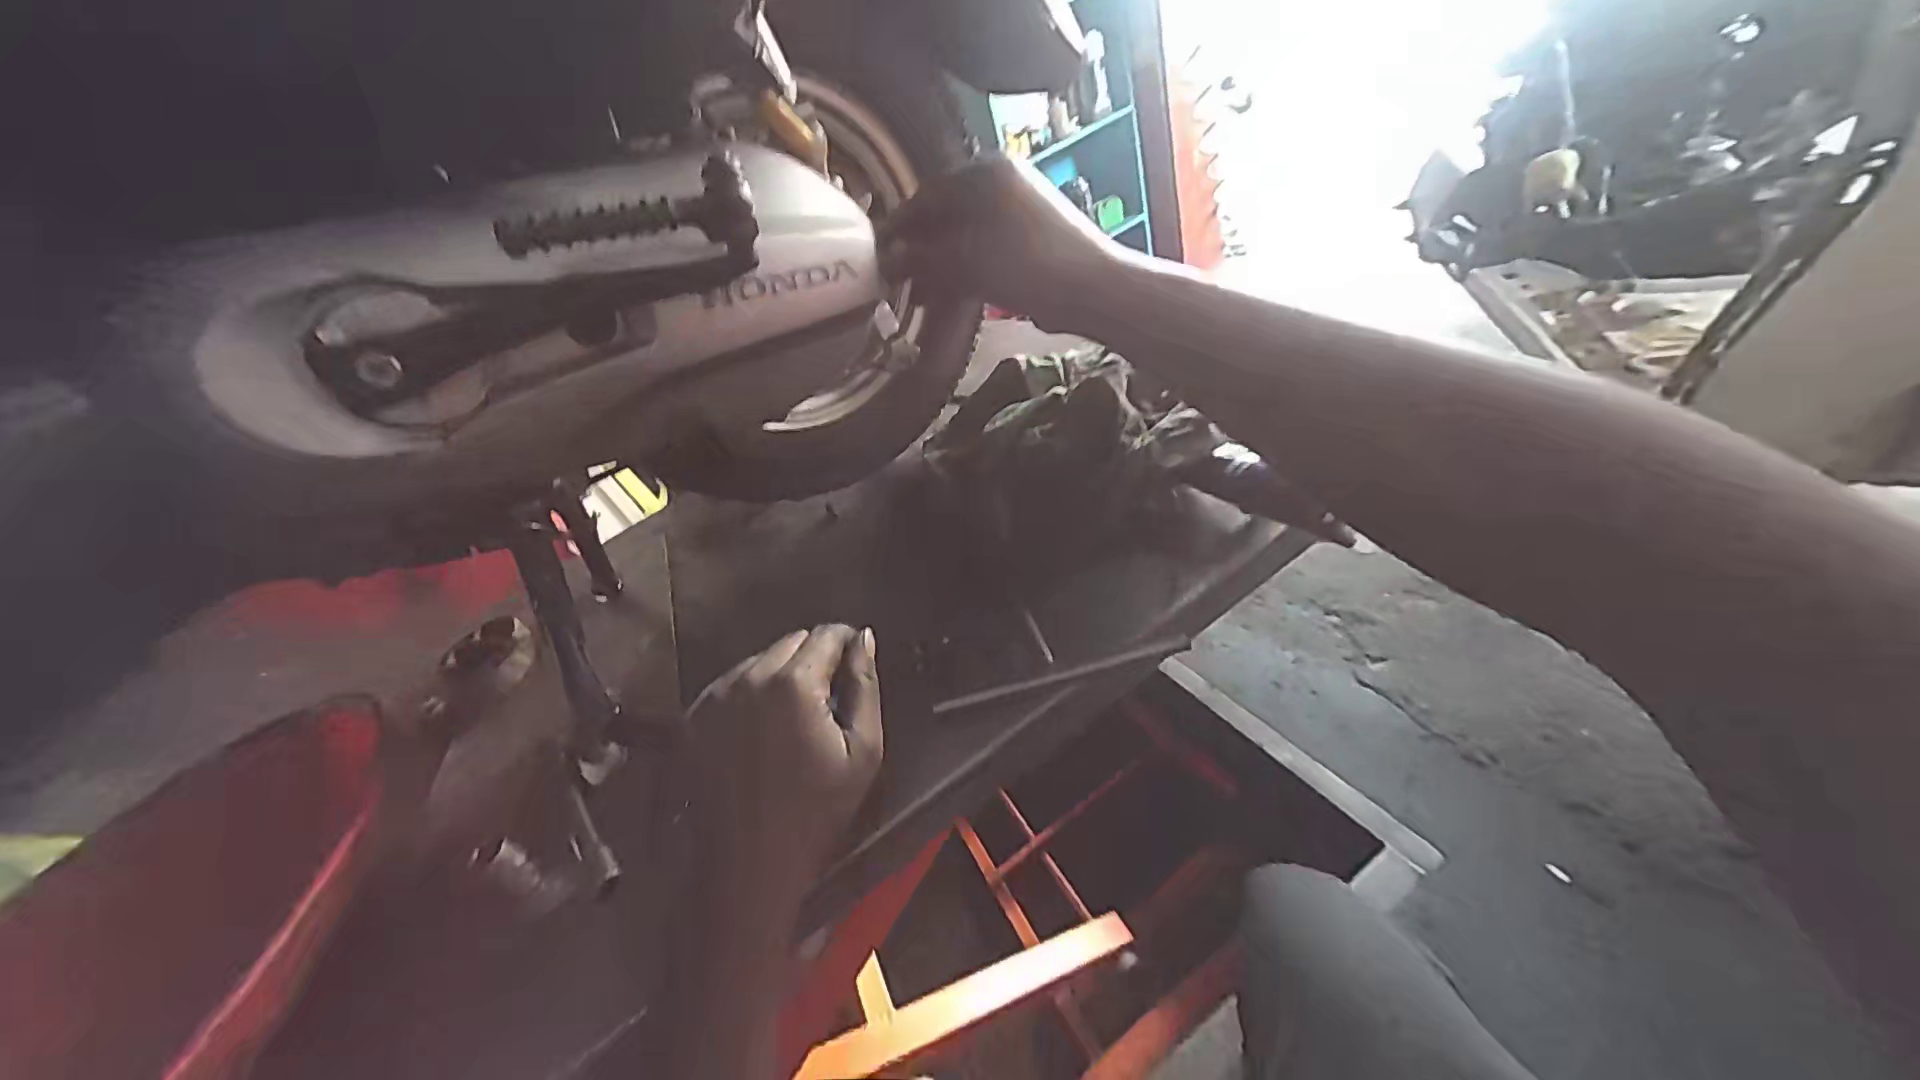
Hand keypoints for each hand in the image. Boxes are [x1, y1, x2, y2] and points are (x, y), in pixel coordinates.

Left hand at [682, 624, 882, 915]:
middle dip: (815, 658)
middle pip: (792, 642)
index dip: (847, 643)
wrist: (746, 867)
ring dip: (782, 673)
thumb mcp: (863, 750)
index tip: (855, 662)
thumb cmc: (816, 811)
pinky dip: (752, 692)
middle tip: (828, 698)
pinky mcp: (693, 717)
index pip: (826, 634)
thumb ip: (865, 685)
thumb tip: (864, 638)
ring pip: (761, 660)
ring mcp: (715, 696)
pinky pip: (732, 684)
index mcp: (794, 683)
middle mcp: (748, 677)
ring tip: (795, 716)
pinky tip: (762, 729)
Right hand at [881, 156, 1125, 328]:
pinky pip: (988, 248)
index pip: (925, 196)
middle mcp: (1002, 181)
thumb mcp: (964, 263)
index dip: (898, 229)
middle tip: (898, 280)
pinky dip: (967, 269)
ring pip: (966, 235)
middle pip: (946, 215)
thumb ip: (920, 259)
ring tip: (922, 295)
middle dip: (919, 251)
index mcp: (983, 172)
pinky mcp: (1033, 237)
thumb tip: (886, 259)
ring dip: (941, 264)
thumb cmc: (1024, 266)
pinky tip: (955, 293)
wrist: (1091, 289)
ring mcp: (1020, 208)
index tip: (878, 255)